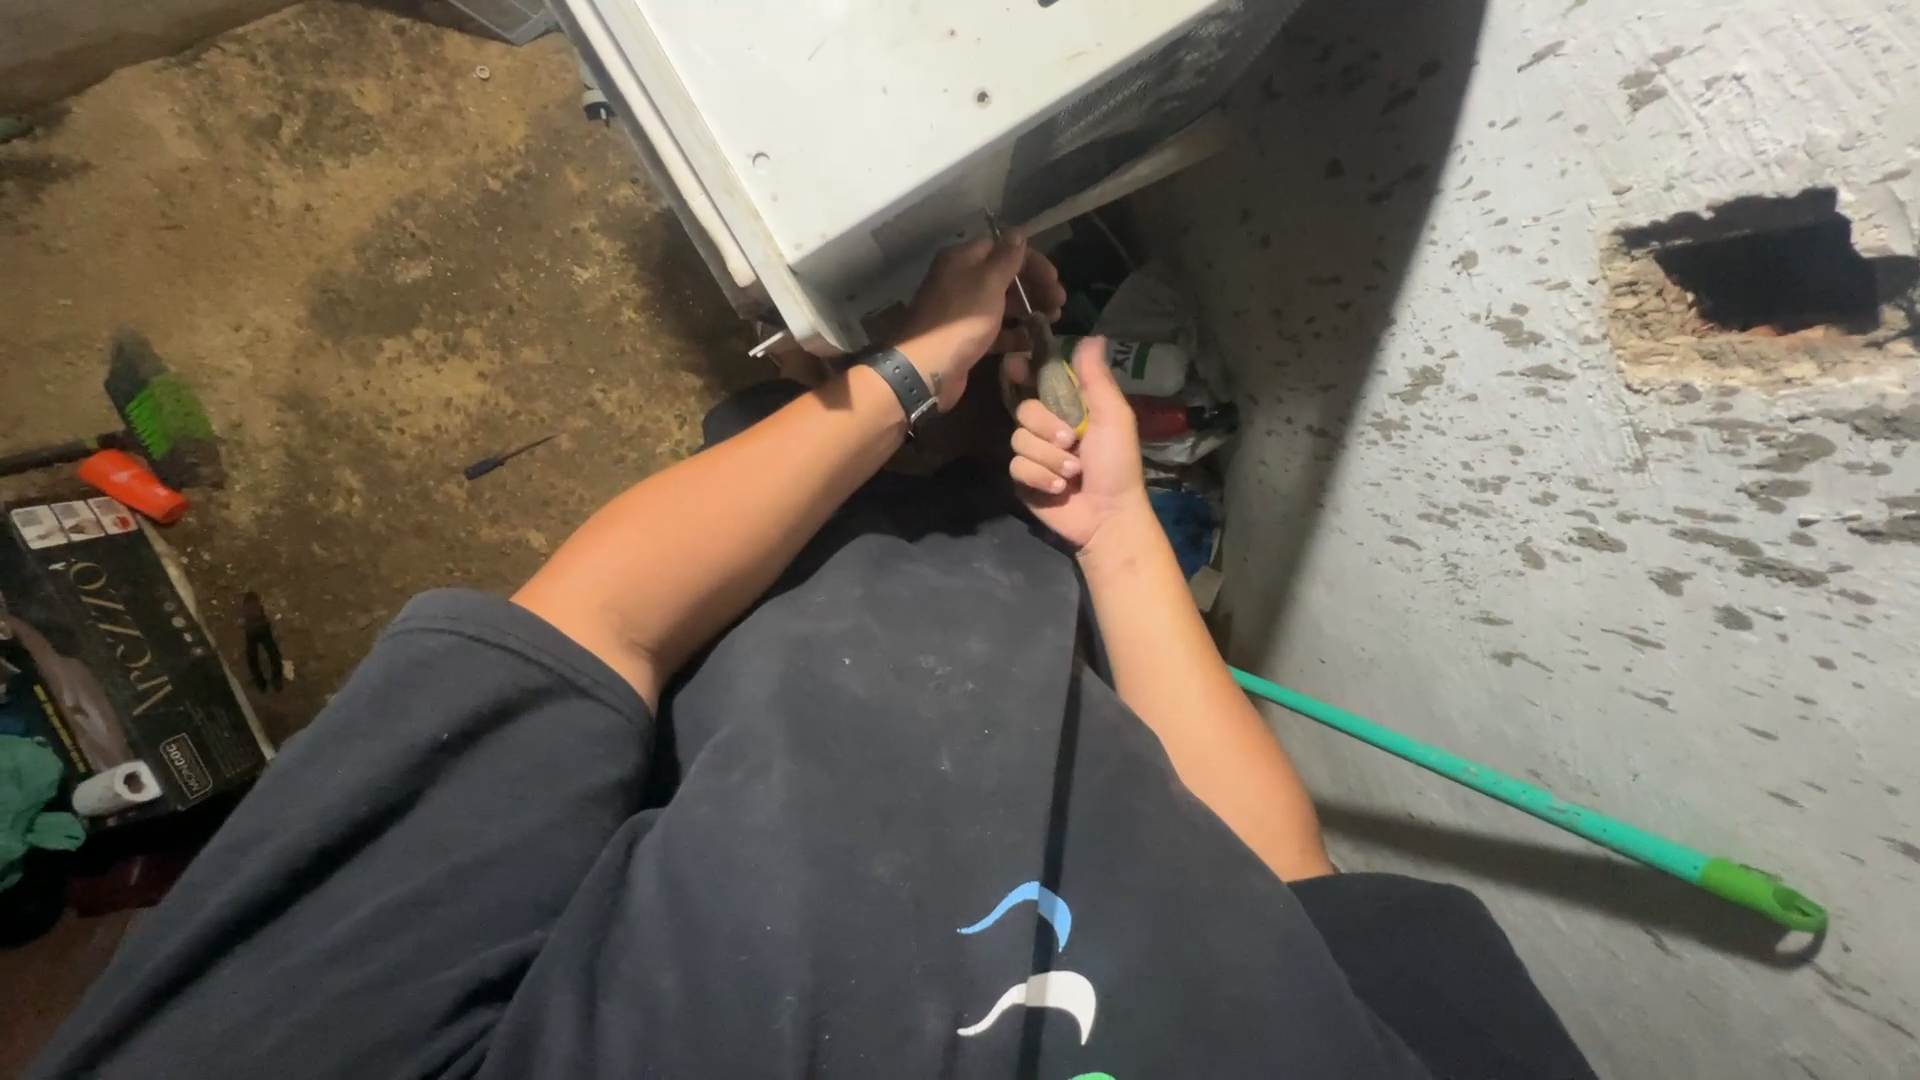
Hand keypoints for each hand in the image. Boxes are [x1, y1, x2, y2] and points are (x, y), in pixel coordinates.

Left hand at [896, 233, 1065, 409]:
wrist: (927, 368)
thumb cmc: (960, 320)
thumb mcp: (988, 282)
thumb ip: (1006, 258)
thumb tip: (1018, 233)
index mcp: (962, 260)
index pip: (1002, 249)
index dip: (1031, 261)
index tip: (1055, 279)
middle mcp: (960, 281)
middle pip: (1004, 277)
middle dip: (1034, 288)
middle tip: (1059, 303)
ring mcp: (962, 312)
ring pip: (1002, 305)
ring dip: (1028, 311)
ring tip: (1051, 322)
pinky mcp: (965, 339)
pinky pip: (994, 331)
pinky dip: (1013, 335)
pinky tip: (1032, 342)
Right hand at [1008, 336, 1150, 553]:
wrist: (1107, 514)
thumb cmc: (1117, 464)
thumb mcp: (1113, 417)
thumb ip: (1096, 379)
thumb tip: (1092, 335)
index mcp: (1070, 408)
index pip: (1038, 380)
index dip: (1024, 371)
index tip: (1016, 365)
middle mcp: (1048, 427)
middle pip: (1023, 409)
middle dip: (1046, 427)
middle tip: (1072, 441)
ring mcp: (1034, 454)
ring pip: (1018, 439)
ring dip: (1048, 458)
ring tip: (1072, 473)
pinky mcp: (1023, 479)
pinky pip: (1016, 466)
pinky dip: (1039, 477)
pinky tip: (1059, 489)